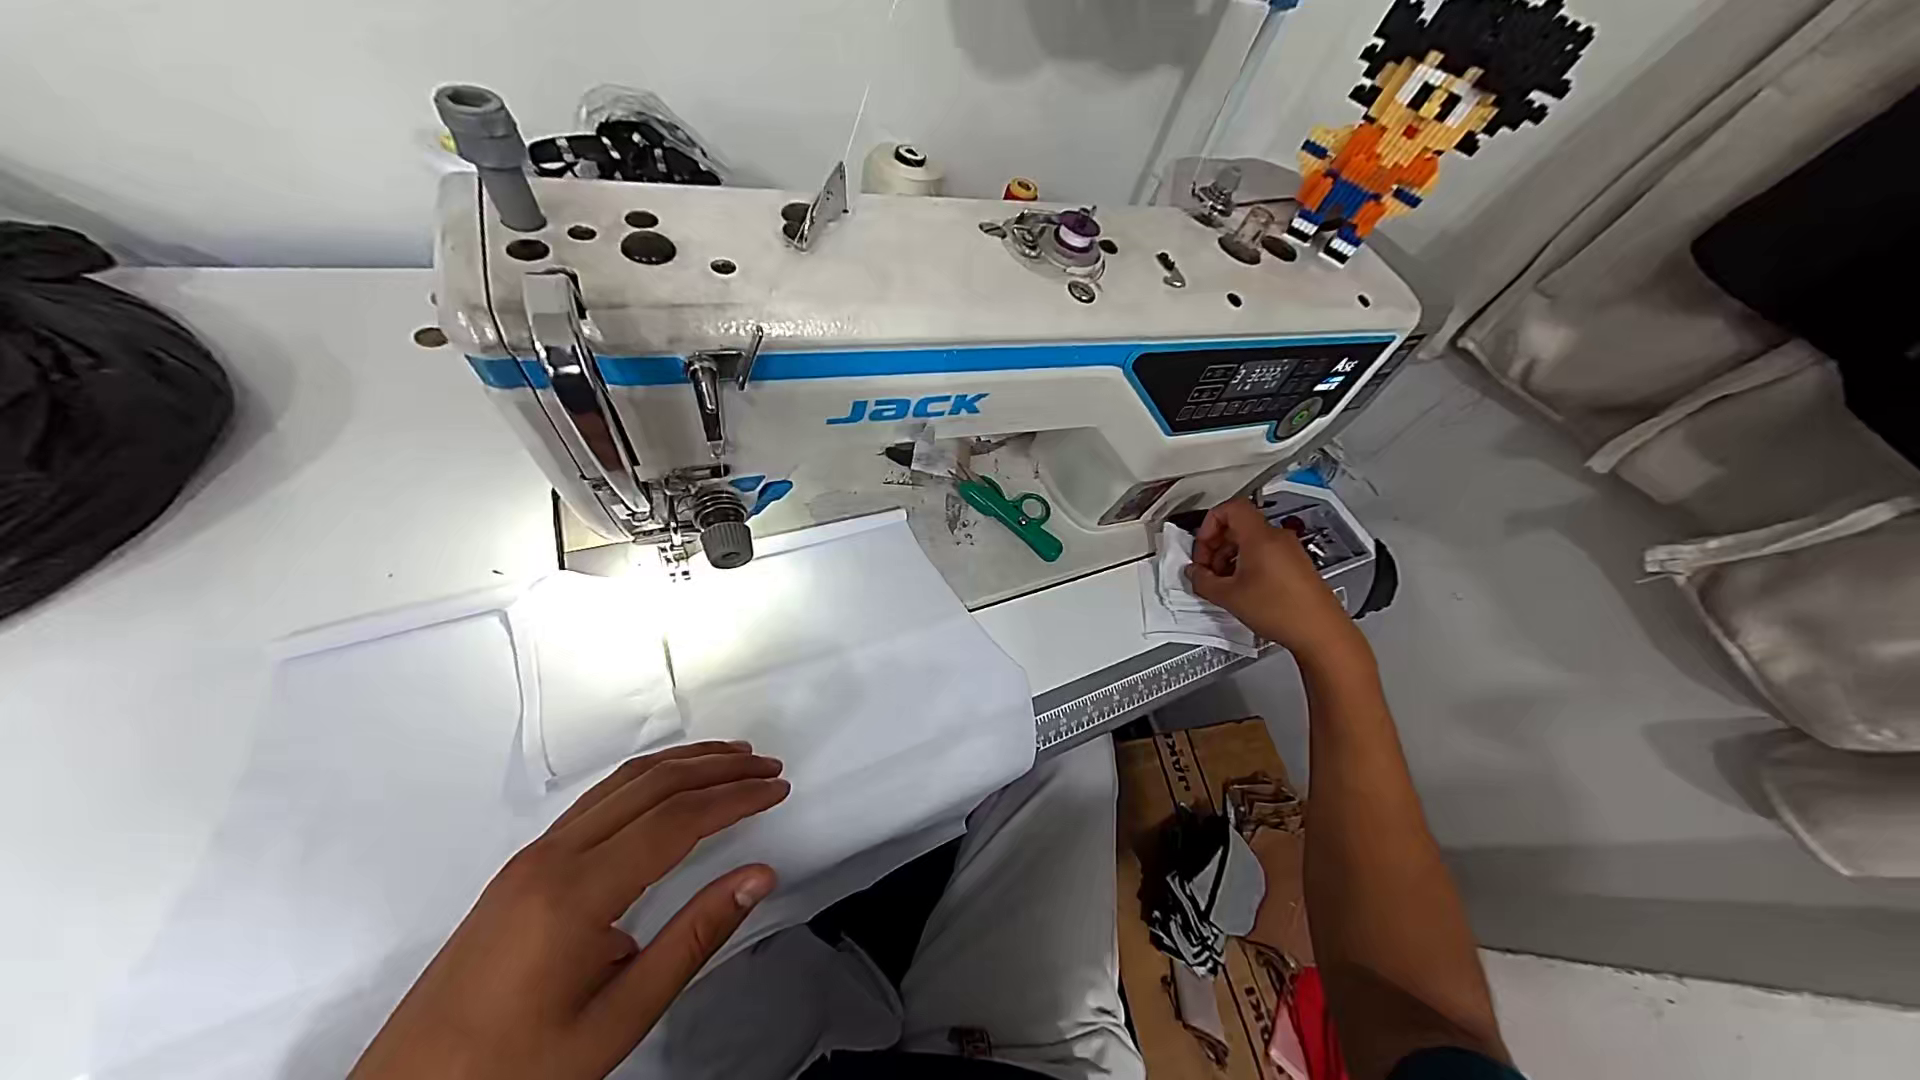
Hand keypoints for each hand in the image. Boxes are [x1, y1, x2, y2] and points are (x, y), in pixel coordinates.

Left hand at [350, 741, 790, 1079]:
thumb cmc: (513, 1068)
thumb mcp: (620, 1016)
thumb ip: (694, 937)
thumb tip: (756, 878)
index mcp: (576, 893)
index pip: (677, 819)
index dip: (736, 796)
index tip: (776, 789)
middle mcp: (554, 857)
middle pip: (654, 784)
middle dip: (719, 767)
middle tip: (766, 766)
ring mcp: (535, 854)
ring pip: (625, 780)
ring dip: (685, 761)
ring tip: (732, 756)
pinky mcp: (527, 862)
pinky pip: (600, 795)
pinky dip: (649, 774)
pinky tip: (670, 779)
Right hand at [1186, 498, 1366, 663]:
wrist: (1320, 631)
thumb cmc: (1284, 611)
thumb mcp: (1228, 596)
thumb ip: (1202, 580)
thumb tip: (1195, 574)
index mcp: (1260, 537)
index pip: (1230, 508)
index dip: (1209, 524)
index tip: (1203, 546)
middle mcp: (1277, 538)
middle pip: (1238, 525)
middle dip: (1216, 545)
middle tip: (1207, 568)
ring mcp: (1289, 550)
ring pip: (1250, 540)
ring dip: (1229, 556)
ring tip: (1223, 582)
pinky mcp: (1296, 565)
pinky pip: (1264, 553)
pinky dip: (1247, 564)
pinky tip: (1242, 588)